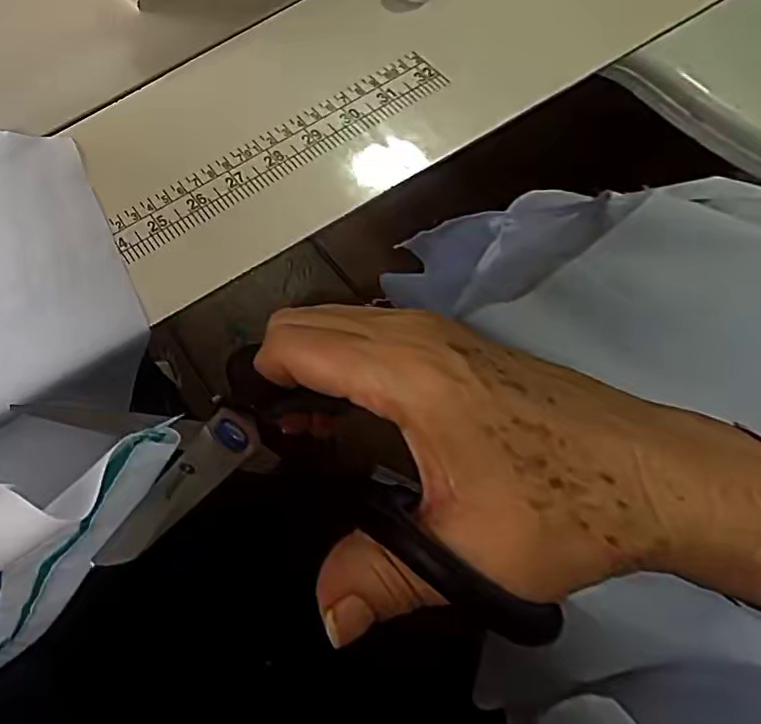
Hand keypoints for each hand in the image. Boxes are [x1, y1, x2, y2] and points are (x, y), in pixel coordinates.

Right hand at [256, 306, 760, 648]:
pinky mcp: (444, 333)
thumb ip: (385, 574)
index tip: (265, 424)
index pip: (289, 346)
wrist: (675, 480)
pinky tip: (362, 402)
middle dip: (274, 367)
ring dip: (304, 357)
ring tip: (322, 417)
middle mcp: (407, 335)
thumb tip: (328, 617)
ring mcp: (427, 328)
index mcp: (404, 374)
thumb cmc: (571, 508)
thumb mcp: (474, 552)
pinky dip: (336, 351)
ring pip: (322, 317)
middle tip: (291, 425)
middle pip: (294, 322)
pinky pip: (356, 322)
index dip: (260, 381)